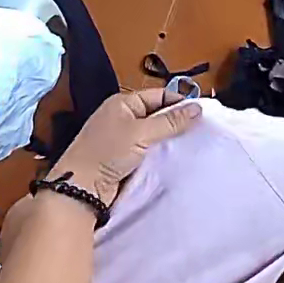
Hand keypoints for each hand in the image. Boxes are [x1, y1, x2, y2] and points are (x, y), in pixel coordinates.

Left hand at [47, 87, 201, 206]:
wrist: (82, 187)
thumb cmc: (106, 152)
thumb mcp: (141, 133)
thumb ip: (170, 121)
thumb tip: (197, 108)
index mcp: (124, 103)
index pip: (159, 95)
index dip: (179, 102)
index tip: (201, 115)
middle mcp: (124, 117)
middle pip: (159, 114)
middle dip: (177, 122)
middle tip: (200, 131)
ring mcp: (125, 138)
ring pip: (156, 134)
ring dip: (170, 140)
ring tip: (192, 145)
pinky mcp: (127, 157)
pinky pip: (150, 150)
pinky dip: (161, 153)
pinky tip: (176, 158)